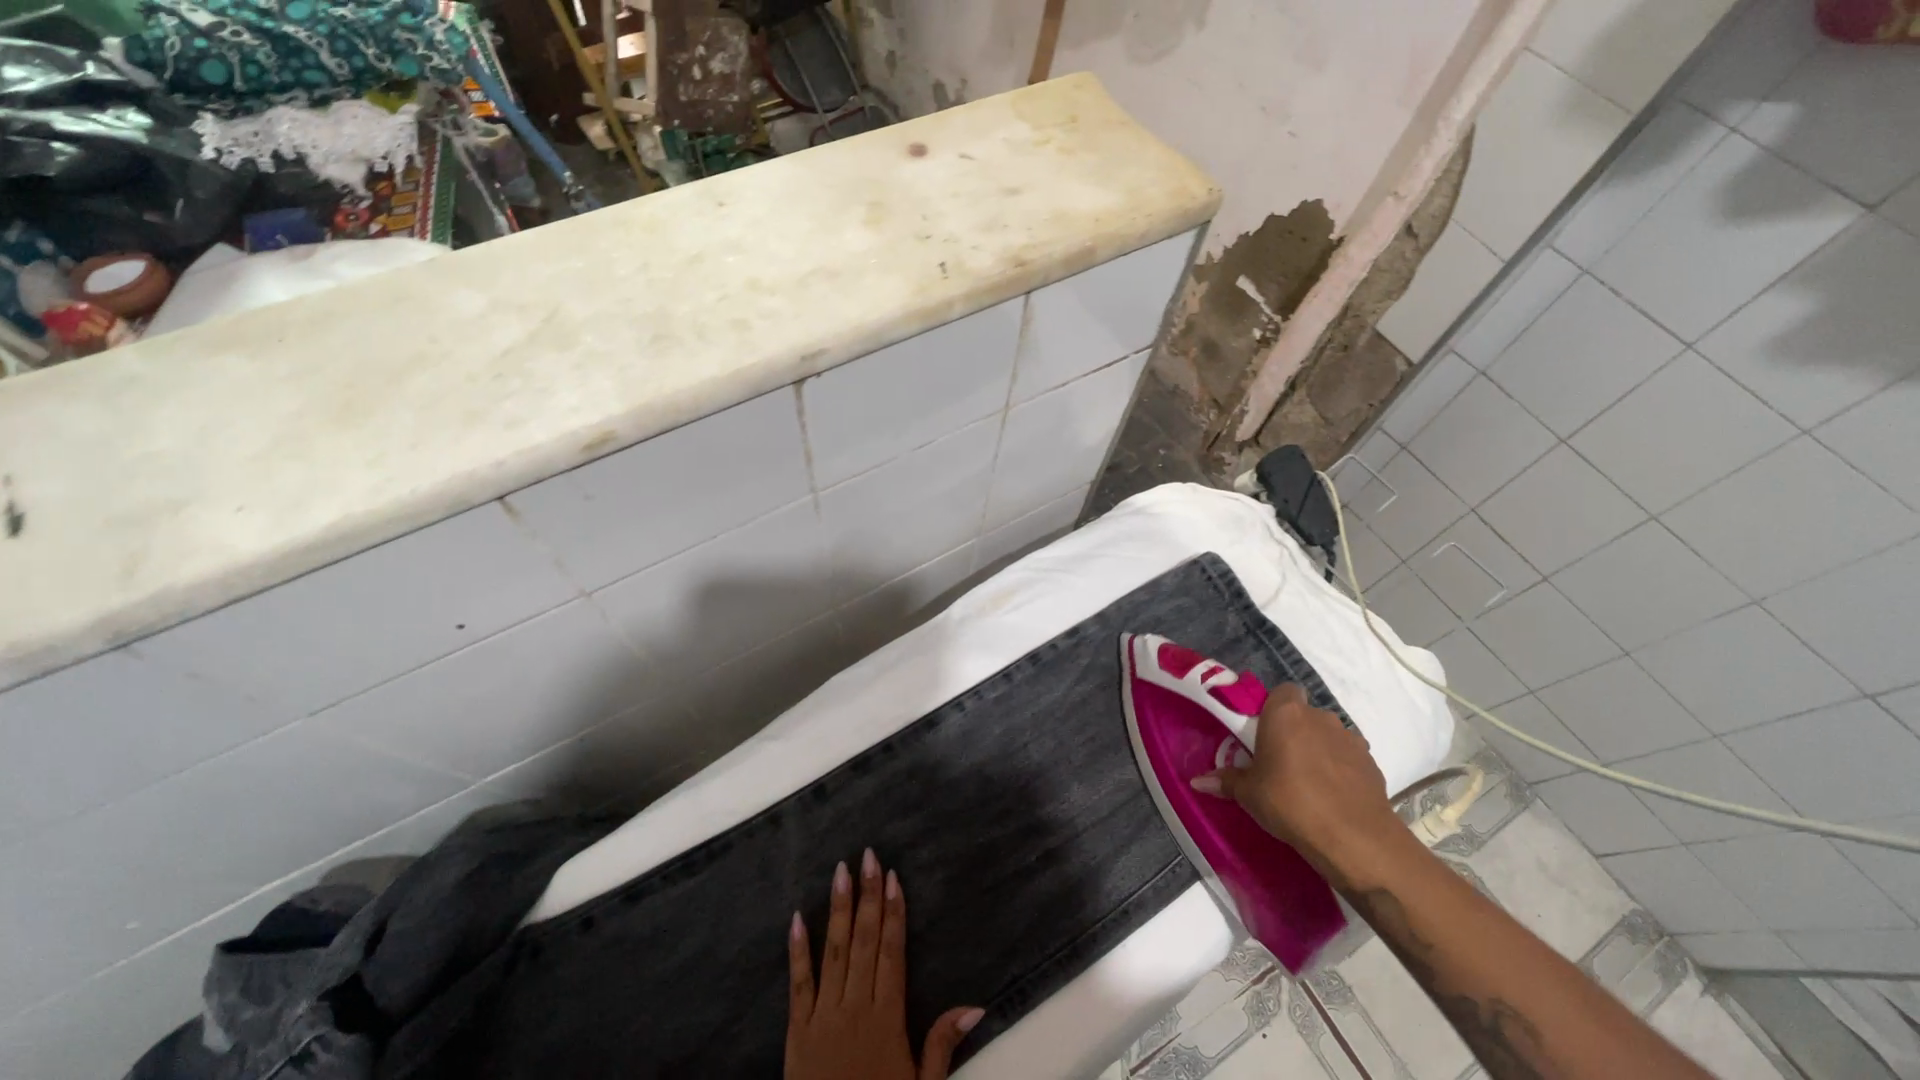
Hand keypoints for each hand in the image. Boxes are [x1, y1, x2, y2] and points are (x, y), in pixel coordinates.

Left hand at [787, 849, 983, 1079]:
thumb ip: (943, 1044)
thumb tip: (975, 1005)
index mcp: (887, 1018)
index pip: (892, 954)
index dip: (894, 914)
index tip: (893, 878)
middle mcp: (855, 1008)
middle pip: (864, 943)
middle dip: (868, 897)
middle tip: (867, 855)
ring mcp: (823, 1016)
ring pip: (833, 953)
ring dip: (838, 910)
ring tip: (839, 871)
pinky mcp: (797, 1030)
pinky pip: (798, 984)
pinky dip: (797, 949)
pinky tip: (797, 917)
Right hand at [1190, 683, 1400, 874]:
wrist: (1353, 836)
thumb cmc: (1290, 802)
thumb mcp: (1249, 794)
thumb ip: (1226, 781)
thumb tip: (1197, 781)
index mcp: (1286, 714)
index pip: (1283, 691)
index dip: (1274, 708)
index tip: (1263, 733)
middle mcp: (1320, 717)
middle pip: (1304, 715)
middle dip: (1294, 732)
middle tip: (1279, 762)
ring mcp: (1350, 739)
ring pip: (1328, 736)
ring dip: (1318, 750)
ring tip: (1306, 782)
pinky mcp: (1371, 762)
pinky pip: (1347, 758)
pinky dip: (1339, 769)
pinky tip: (1331, 795)